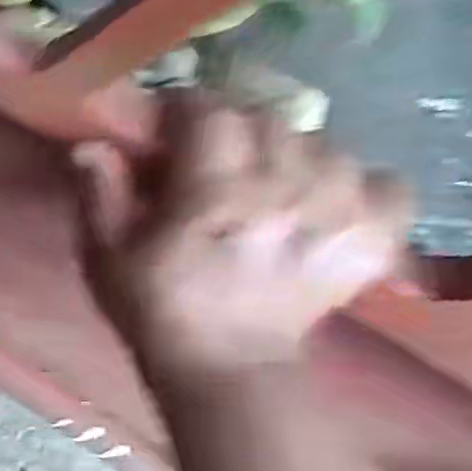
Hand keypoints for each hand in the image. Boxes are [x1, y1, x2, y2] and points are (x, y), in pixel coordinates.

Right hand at [73, 94, 411, 383]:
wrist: (224, 365)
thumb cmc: (151, 305)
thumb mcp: (104, 252)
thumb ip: (99, 193)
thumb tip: (89, 143)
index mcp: (215, 196)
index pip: (213, 114)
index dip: (187, 105)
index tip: (167, 116)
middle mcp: (288, 191)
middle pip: (271, 120)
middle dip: (234, 123)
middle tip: (208, 147)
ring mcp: (343, 212)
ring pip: (324, 143)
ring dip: (287, 149)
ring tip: (261, 176)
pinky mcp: (378, 236)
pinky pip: (382, 178)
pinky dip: (352, 177)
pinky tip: (319, 195)